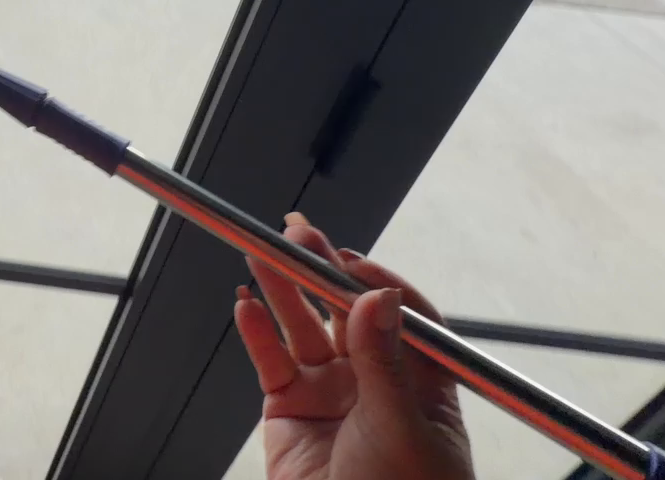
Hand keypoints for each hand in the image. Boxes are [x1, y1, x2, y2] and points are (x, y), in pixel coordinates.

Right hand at [235, 213, 472, 479]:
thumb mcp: (402, 433)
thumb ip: (383, 361)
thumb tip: (380, 294)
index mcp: (419, 386)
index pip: (400, 316)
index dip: (375, 281)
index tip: (347, 258)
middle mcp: (372, 380)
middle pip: (341, 310)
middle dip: (318, 269)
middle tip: (295, 232)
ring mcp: (328, 390)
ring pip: (299, 325)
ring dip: (278, 287)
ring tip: (258, 253)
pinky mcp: (287, 404)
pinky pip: (268, 357)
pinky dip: (253, 330)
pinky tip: (245, 307)